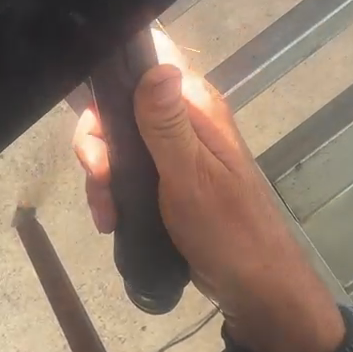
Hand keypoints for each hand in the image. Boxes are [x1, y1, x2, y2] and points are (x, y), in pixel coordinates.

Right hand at [72, 31, 343, 351]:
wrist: (256, 293)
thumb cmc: (228, 232)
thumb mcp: (191, 177)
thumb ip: (166, 124)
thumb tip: (157, 67)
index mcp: (195, 105)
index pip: (148, 58)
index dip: (114, 73)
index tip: (95, 112)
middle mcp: (183, 116)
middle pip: (120, 103)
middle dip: (99, 140)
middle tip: (98, 175)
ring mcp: (174, 147)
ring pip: (117, 138)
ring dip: (102, 172)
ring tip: (105, 209)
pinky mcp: (166, 174)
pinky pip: (126, 167)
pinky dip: (112, 188)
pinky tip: (110, 215)